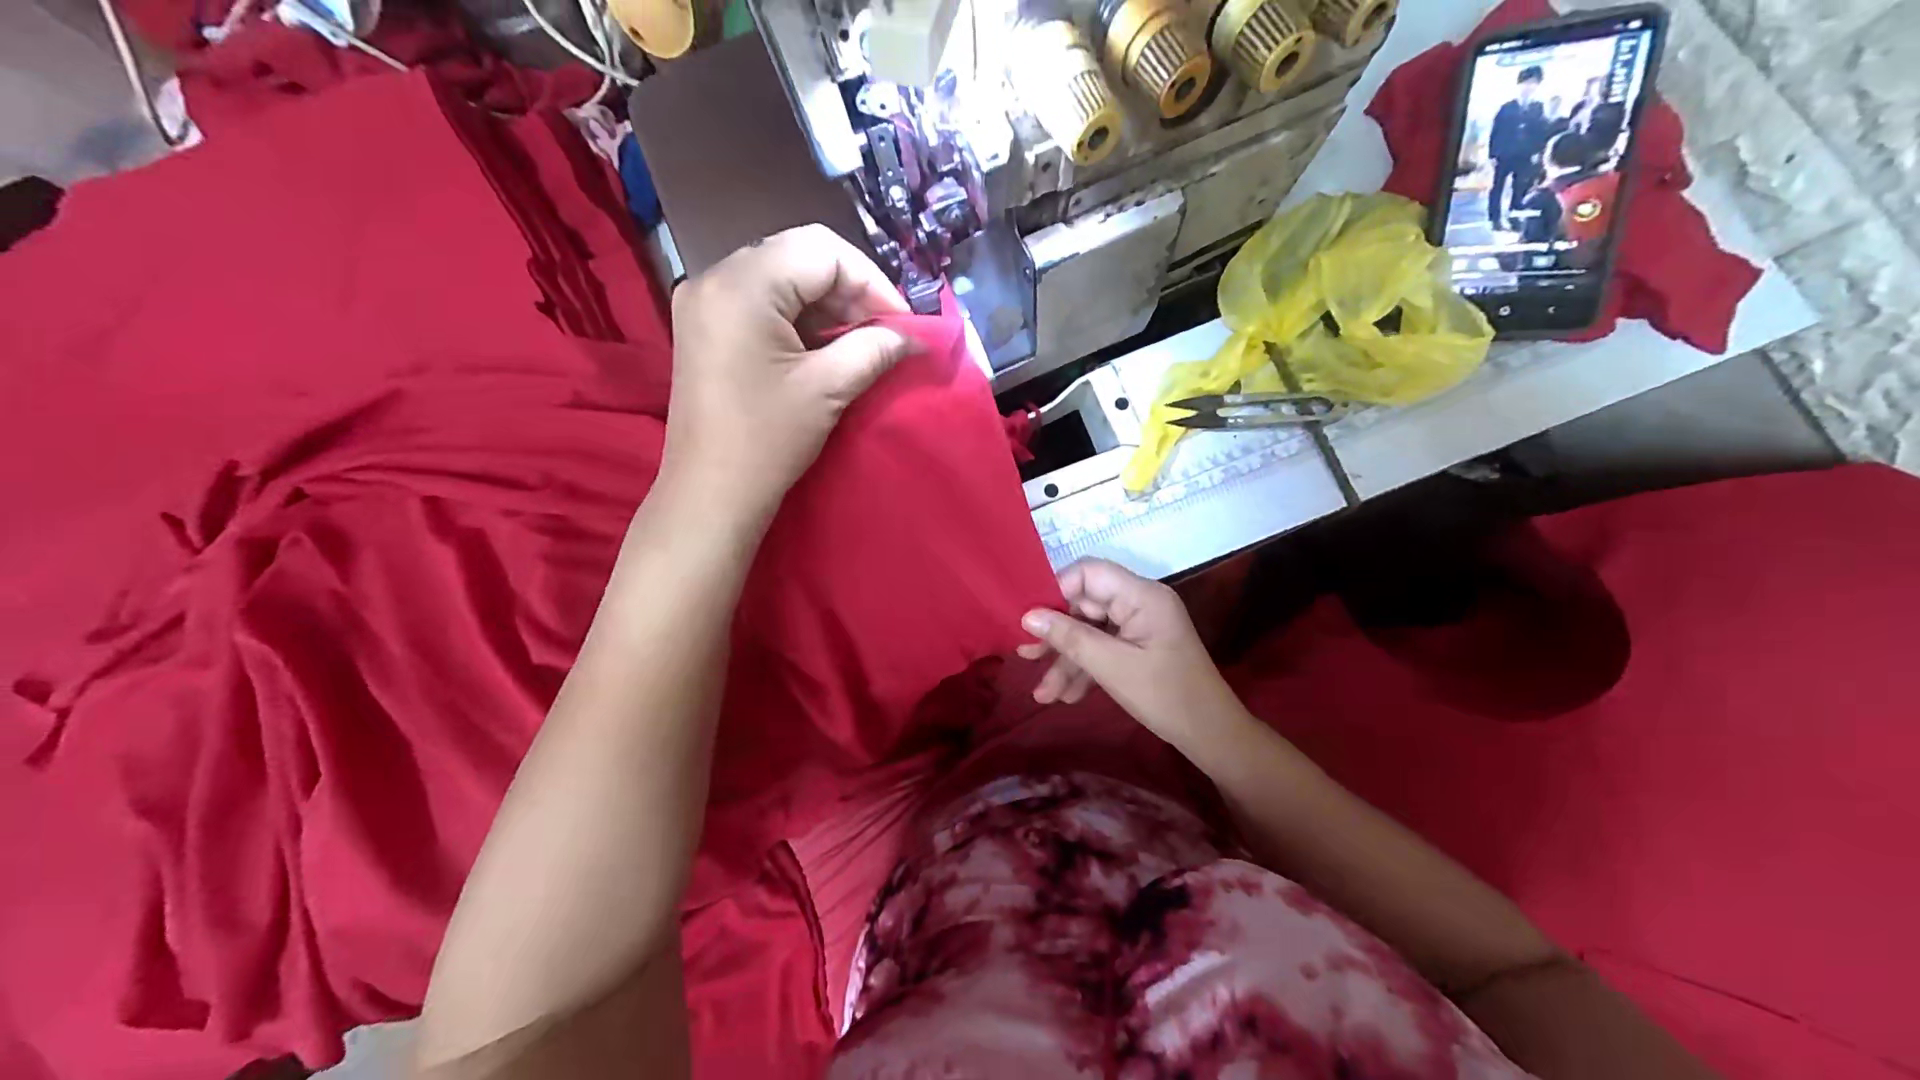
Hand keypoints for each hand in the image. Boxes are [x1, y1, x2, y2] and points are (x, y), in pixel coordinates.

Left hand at [662, 224, 913, 524]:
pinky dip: (799, 317)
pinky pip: (761, 300)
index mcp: (741, 284)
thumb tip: (915, 337)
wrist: (710, 493)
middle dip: (851, 291)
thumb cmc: (767, 441)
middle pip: (800, 256)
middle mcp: (714, 276)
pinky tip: (823, 347)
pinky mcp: (705, 325)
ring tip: (860, 342)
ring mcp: (704, 300)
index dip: (872, 282)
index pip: (822, 250)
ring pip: (782, 276)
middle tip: (885, 333)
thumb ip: (877, 348)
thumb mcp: (829, 388)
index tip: (902, 325)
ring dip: (827, 304)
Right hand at [1016, 559, 1248, 746]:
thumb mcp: (1111, 667)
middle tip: (1025, 656)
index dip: (1056, 590)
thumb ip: (1069, 638)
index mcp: (1141, 595)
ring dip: (1066, 661)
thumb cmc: (1165, 695)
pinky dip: (1084, 669)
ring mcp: (1139, 625)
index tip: (1029, 618)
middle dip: (1056, 635)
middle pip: (1084, 605)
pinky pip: (1102, 648)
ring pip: (1089, 631)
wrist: (1211, 735)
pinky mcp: (1138, 646)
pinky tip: (1065, 696)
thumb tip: (1028, 617)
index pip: (1088, 573)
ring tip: (1043, 694)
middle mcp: (1140, 602)